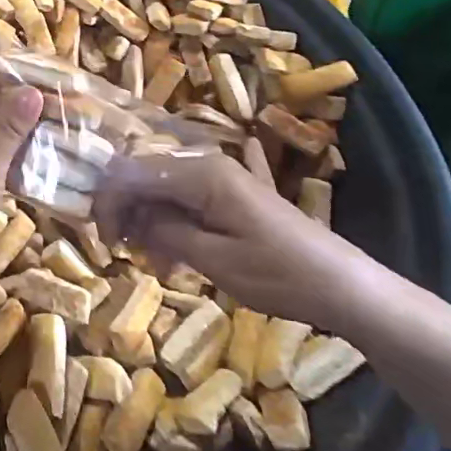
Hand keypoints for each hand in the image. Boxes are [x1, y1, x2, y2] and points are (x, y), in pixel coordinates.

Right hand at [91, 151, 390, 329]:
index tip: (105, 241)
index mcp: (201, 173)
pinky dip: (170, 219)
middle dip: (125, 210)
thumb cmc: (280, 274)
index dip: (109, 203)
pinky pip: (185, 198)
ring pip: (161, 187)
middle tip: (123, 250)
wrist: (345, 286)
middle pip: (143, 175)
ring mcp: (220, 176)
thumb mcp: (216, 260)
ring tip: (153, 259)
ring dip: (147, 219)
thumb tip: (131, 217)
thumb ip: (166, 231)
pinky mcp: (231, 193)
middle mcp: (206, 164)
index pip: (132, 174)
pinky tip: (172, 249)